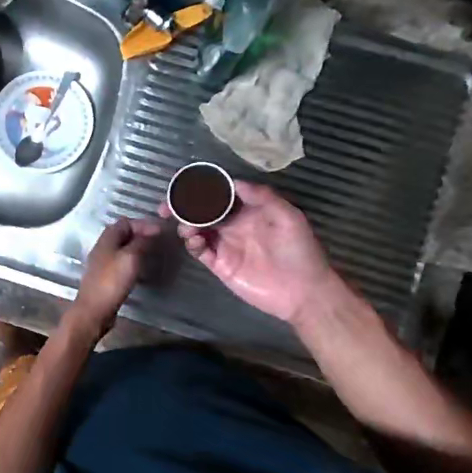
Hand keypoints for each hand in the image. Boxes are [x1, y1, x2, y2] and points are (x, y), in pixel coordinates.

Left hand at [70, 218, 160, 333]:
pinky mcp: (105, 276)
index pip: (125, 222)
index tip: (160, 232)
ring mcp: (102, 262)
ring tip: (152, 253)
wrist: (94, 310)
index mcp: (107, 239)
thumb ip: (141, 242)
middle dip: (141, 234)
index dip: (143, 224)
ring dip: (137, 248)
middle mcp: (103, 247)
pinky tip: (140, 268)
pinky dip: (132, 260)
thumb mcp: (130, 257)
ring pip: (122, 248)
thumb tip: (152, 230)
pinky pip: (120, 261)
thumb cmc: (112, 281)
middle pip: (123, 234)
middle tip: (158, 241)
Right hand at [167, 182, 340, 324]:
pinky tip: (194, 240)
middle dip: (183, 206)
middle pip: (202, 211)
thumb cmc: (300, 250)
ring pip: (197, 229)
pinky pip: (200, 251)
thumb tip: (233, 181)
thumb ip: (261, 196)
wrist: (303, 290)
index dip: (202, 187)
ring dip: (186, 224)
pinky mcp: (221, 265)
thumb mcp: (288, 216)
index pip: (220, 193)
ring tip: (186, 226)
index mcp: (249, 210)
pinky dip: (192, 243)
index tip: (185, 183)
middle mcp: (233, 225)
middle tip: (168, 205)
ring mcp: (225, 245)